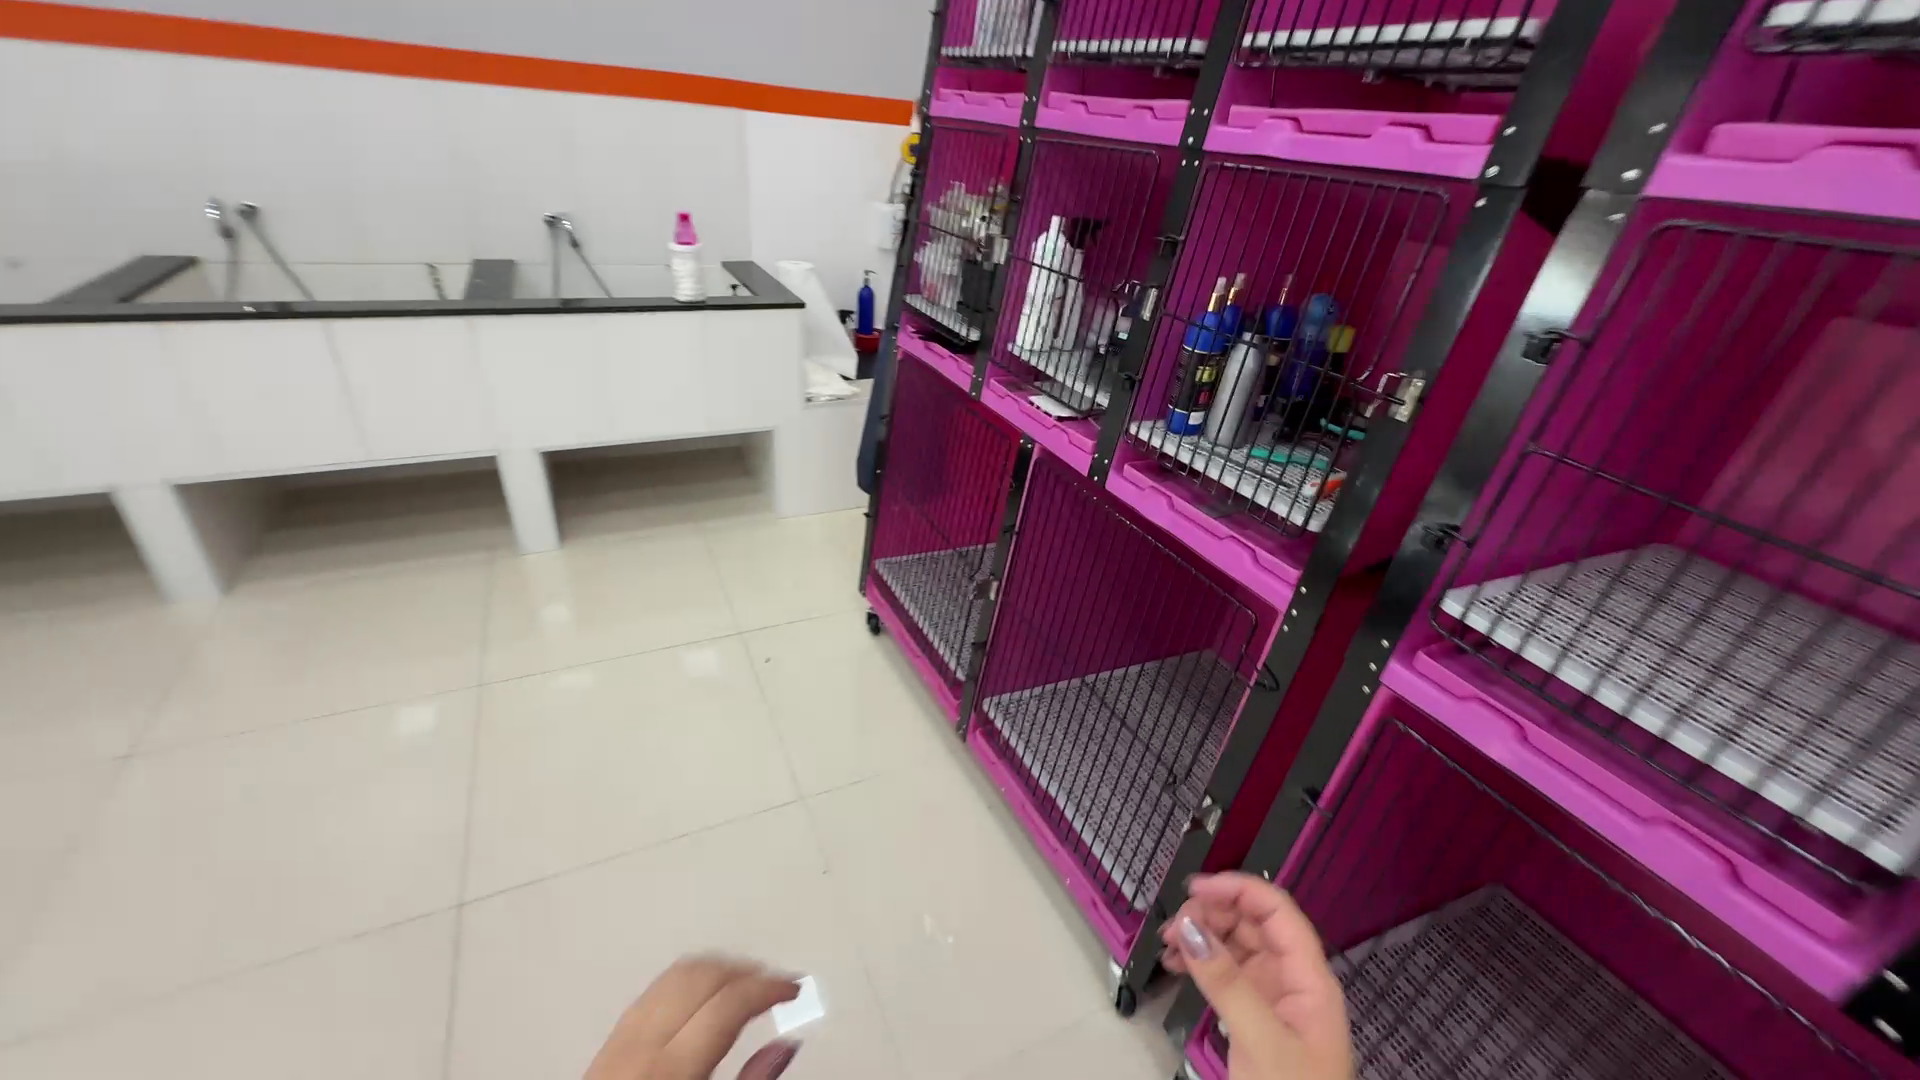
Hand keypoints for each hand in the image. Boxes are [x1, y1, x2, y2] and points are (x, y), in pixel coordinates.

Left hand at [585, 955, 802, 1079]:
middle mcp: (643, 1043)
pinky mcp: (609, 1040)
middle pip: (704, 977)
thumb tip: (786, 1044)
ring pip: (678, 973)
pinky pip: (657, 988)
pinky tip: (706, 995)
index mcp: (672, 1070)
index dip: (768, 988)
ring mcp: (621, 1038)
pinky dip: (690, 979)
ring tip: (747, 984)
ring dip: (719, 969)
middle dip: (746, 971)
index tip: (794, 988)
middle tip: (775, 985)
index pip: (729, 1004)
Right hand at [1161, 873, 1351, 1079]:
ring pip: (1236, 945)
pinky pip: (1225, 973)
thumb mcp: (1262, 1043)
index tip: (1192, 888)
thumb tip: (1189, 927)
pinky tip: (1175, 964)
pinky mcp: (1254, 1019)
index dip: (1238, 889)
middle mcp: (1293, 981)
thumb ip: (1227, 982)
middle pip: (1253, 924)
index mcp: (1310, 979)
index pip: (1277, 911)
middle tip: (1172, 927)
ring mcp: (1274, 1000)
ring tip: (1166, 944)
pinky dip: (1199, 962)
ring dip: (1201, 935)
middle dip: (1212, 914)